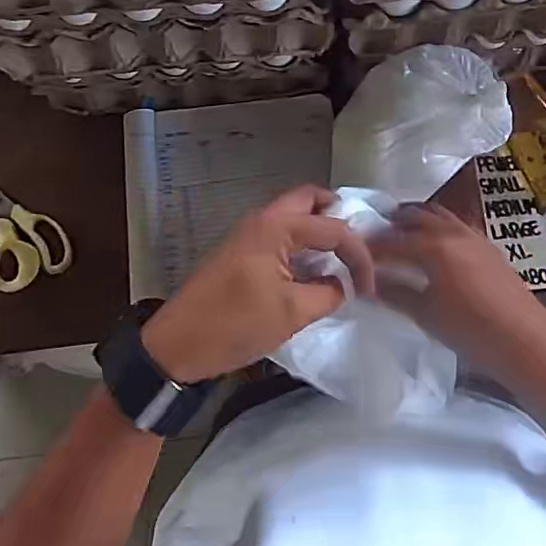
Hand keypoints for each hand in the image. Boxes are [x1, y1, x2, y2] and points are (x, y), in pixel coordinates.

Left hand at [142, 186, 372, 382]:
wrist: (176, 346)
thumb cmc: (234, 325)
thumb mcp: (292, 314)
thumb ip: (328, 293)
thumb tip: (343, 285)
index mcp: (276, 227)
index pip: (333, 227)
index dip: (358, 255)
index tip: (369, 287)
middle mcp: (262, 218)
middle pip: (311, 200)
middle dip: (339, 218)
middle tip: (355, 250)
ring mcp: (249, 232)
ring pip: (294, 215)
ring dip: (319, 231)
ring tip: (339, 263)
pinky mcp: (242, 250)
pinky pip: (281, 234)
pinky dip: (302, 244)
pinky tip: (311, 272)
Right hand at [375, 202, 545, 378]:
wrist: (524, 339)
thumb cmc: (470, 329)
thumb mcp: (425, 314)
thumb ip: (395, 293)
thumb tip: (369, 284)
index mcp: (432, 246)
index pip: (391, 242)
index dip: (370, 248)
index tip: (355, 253)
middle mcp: (452, 233)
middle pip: (415, 217)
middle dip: (392, 224)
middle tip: (376, 236)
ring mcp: (473, 236)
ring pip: (439, 216)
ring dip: (417, 220)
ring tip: (403, 233)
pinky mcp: (488, 247)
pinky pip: (456, 226)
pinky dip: (438, 227)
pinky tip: (435, 246)